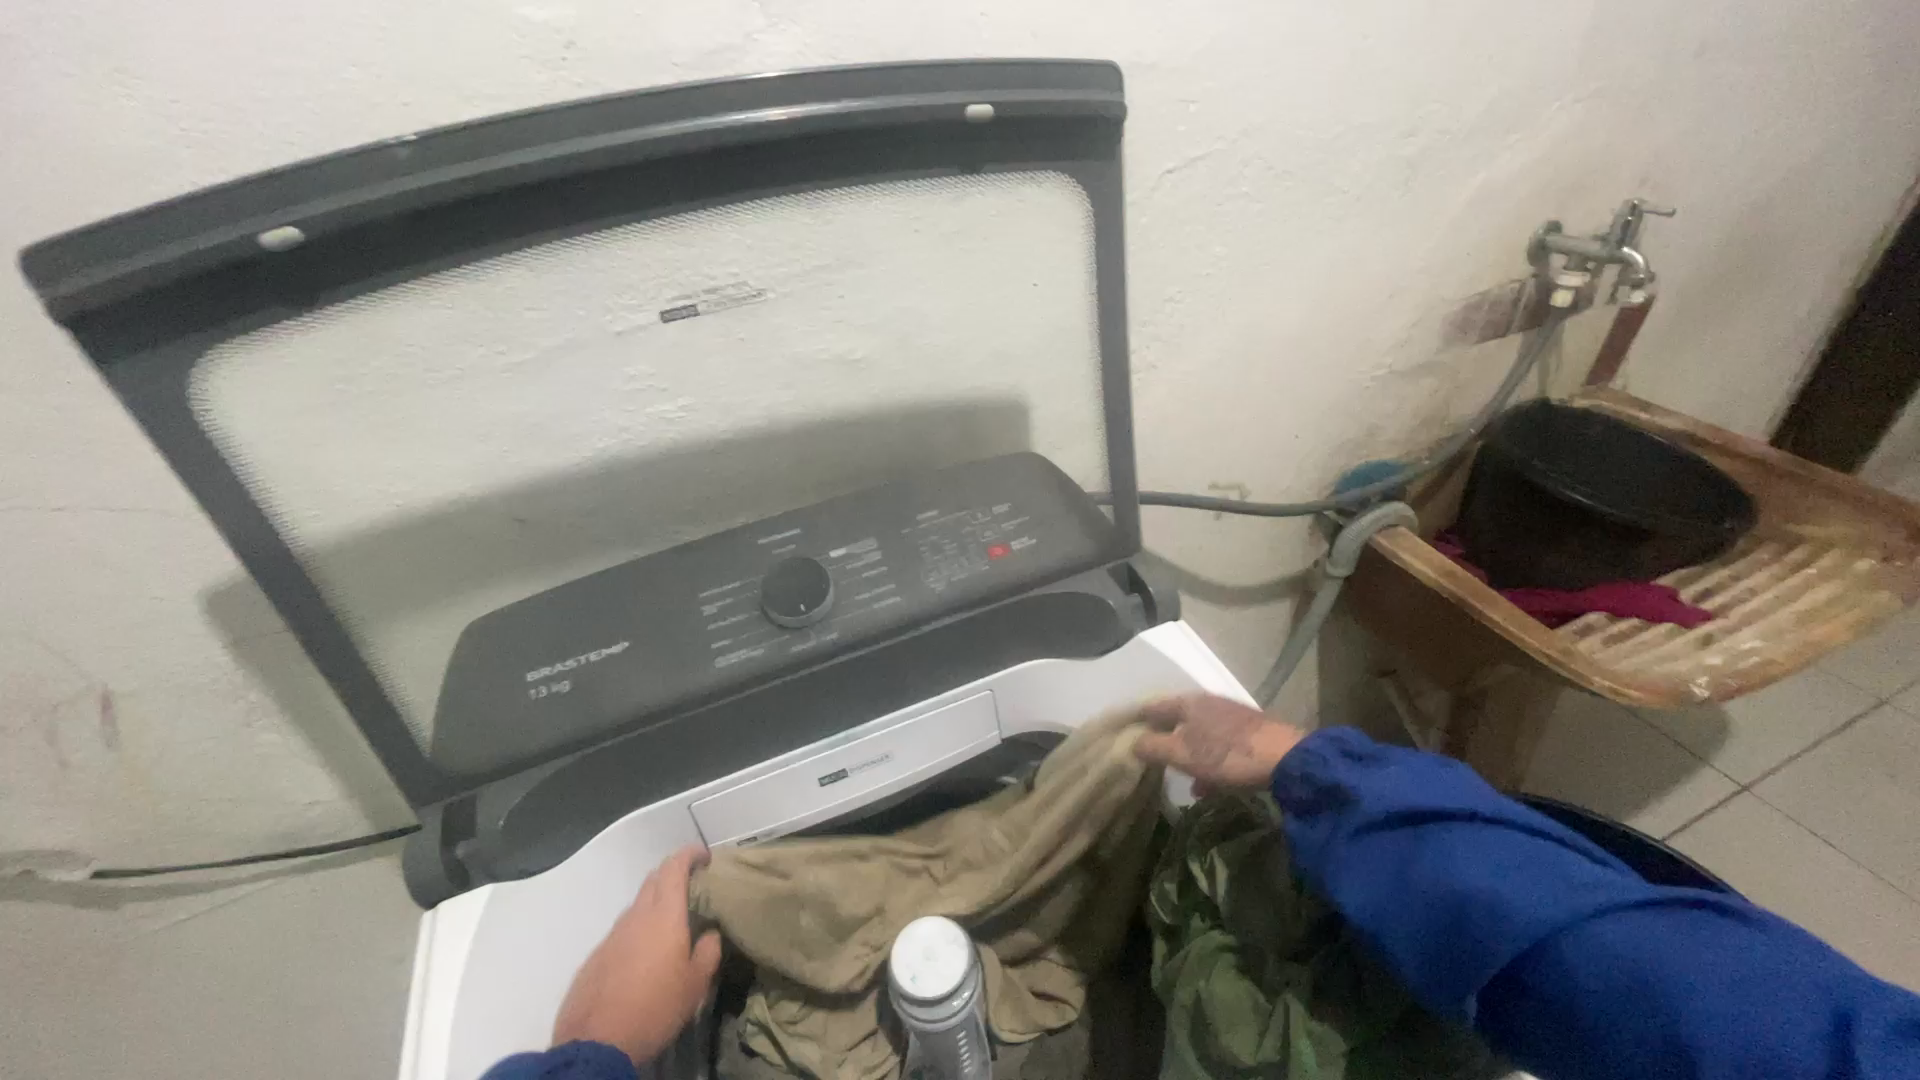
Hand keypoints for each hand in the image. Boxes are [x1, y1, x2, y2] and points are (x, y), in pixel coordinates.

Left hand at [552, 845, 722, 1064]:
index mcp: (664, 915)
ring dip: (655, 905)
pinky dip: (638, 932)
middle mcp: (635, 916)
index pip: (674, 867)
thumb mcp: (696, 984)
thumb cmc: (655, 1008)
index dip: (690, 854)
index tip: (705, 857)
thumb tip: (709, 934)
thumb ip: (708, 951)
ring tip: (672, 927)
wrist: (594, 1046)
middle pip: (654, 880)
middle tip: (694, 888)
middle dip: (674, 875)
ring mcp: (611, 936)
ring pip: (637, 906)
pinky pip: (622, 932)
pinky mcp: (595, 958)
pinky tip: (644, 958)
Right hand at [1134, 693, 1305, 792]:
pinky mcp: (1250, 734)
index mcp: (1188, 703)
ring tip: (1182, 781)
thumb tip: (1132, 743)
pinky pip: (1219, 747)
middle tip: (1150, 761)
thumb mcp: (1183, 754)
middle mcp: (1208, 703)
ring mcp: (1231, 717)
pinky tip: (1209, 787)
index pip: (1152, 706)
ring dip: (1188, 757)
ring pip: (1198, 736)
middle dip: (1163, 741)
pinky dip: (1209, 763)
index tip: (1123, 738)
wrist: (1289, 760)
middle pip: (1176, 720)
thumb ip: (1153, 748)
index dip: (1136, 721)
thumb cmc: (1227, 754)